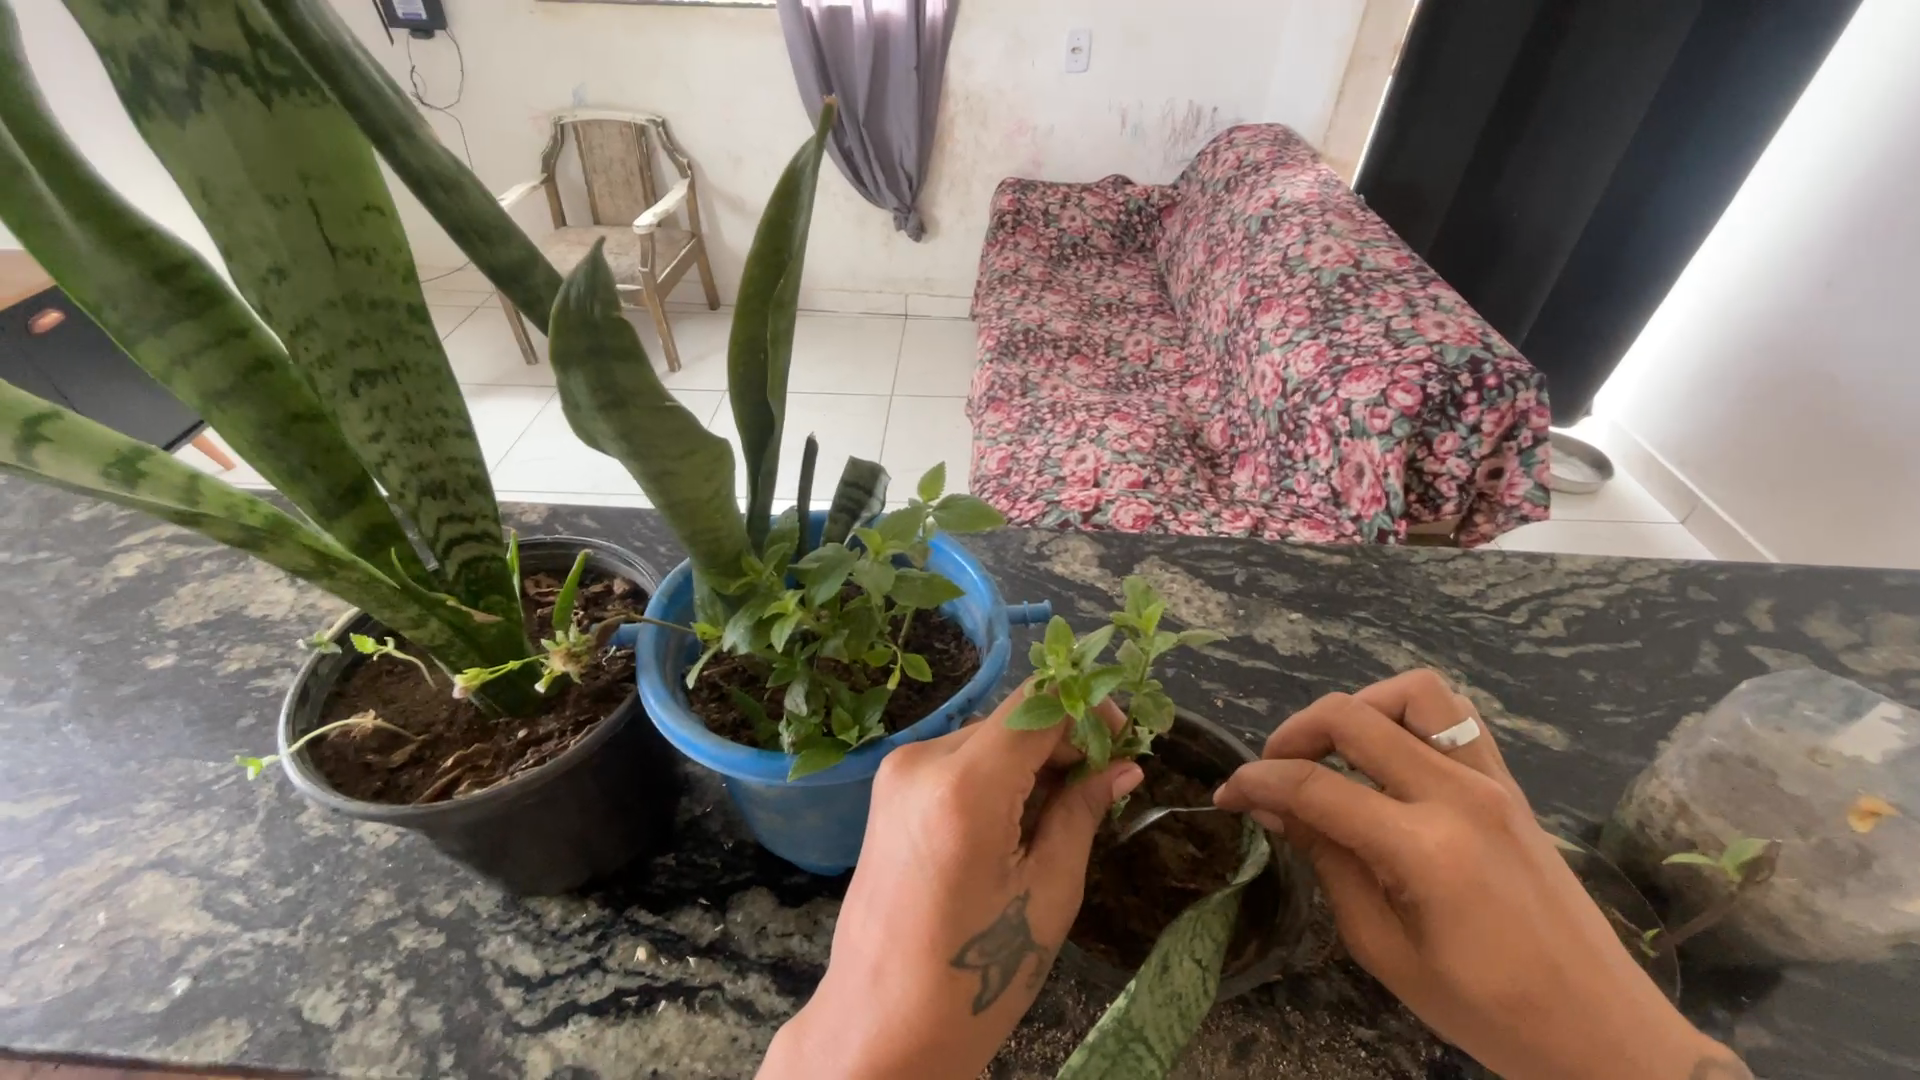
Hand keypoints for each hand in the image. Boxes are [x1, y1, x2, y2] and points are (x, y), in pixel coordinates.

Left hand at [758, 685, 1142, 1079]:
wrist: (878, 1028)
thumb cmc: (974, 977)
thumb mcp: (1048, 893)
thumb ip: (1082, 812)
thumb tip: (1123, 767)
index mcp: (964, 784)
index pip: (1038, 703)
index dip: (1089, 710)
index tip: (1124, 743)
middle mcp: (923, 759)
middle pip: (1012, 718)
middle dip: (1064, 741)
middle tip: (1103, 786)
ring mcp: (899, 773)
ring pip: (987, 738)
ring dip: (1031, 760)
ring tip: (1061, 814)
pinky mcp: (890, 791)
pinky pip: (959, 760)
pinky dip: (997, 775)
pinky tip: (1017, 820)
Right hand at [1214, 670, 1748, 1079]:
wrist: (1608, 1036)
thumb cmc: (1488, 1011)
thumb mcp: (1384, 950)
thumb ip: (1327, 863)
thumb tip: (1274, 808)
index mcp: (1425, 849)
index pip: (1315, 786)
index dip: (1258, 782)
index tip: (1226, 794)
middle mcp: (1459, 796)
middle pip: (1352, 717)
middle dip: (1292, 733)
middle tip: (1271, 770)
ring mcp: (1493, 781)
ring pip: (1412, 692)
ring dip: (1357, 707)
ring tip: (1332, 749)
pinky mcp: (1510, 784)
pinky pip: (1454, 715)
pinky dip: (1403, 714)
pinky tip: (1384, 755)